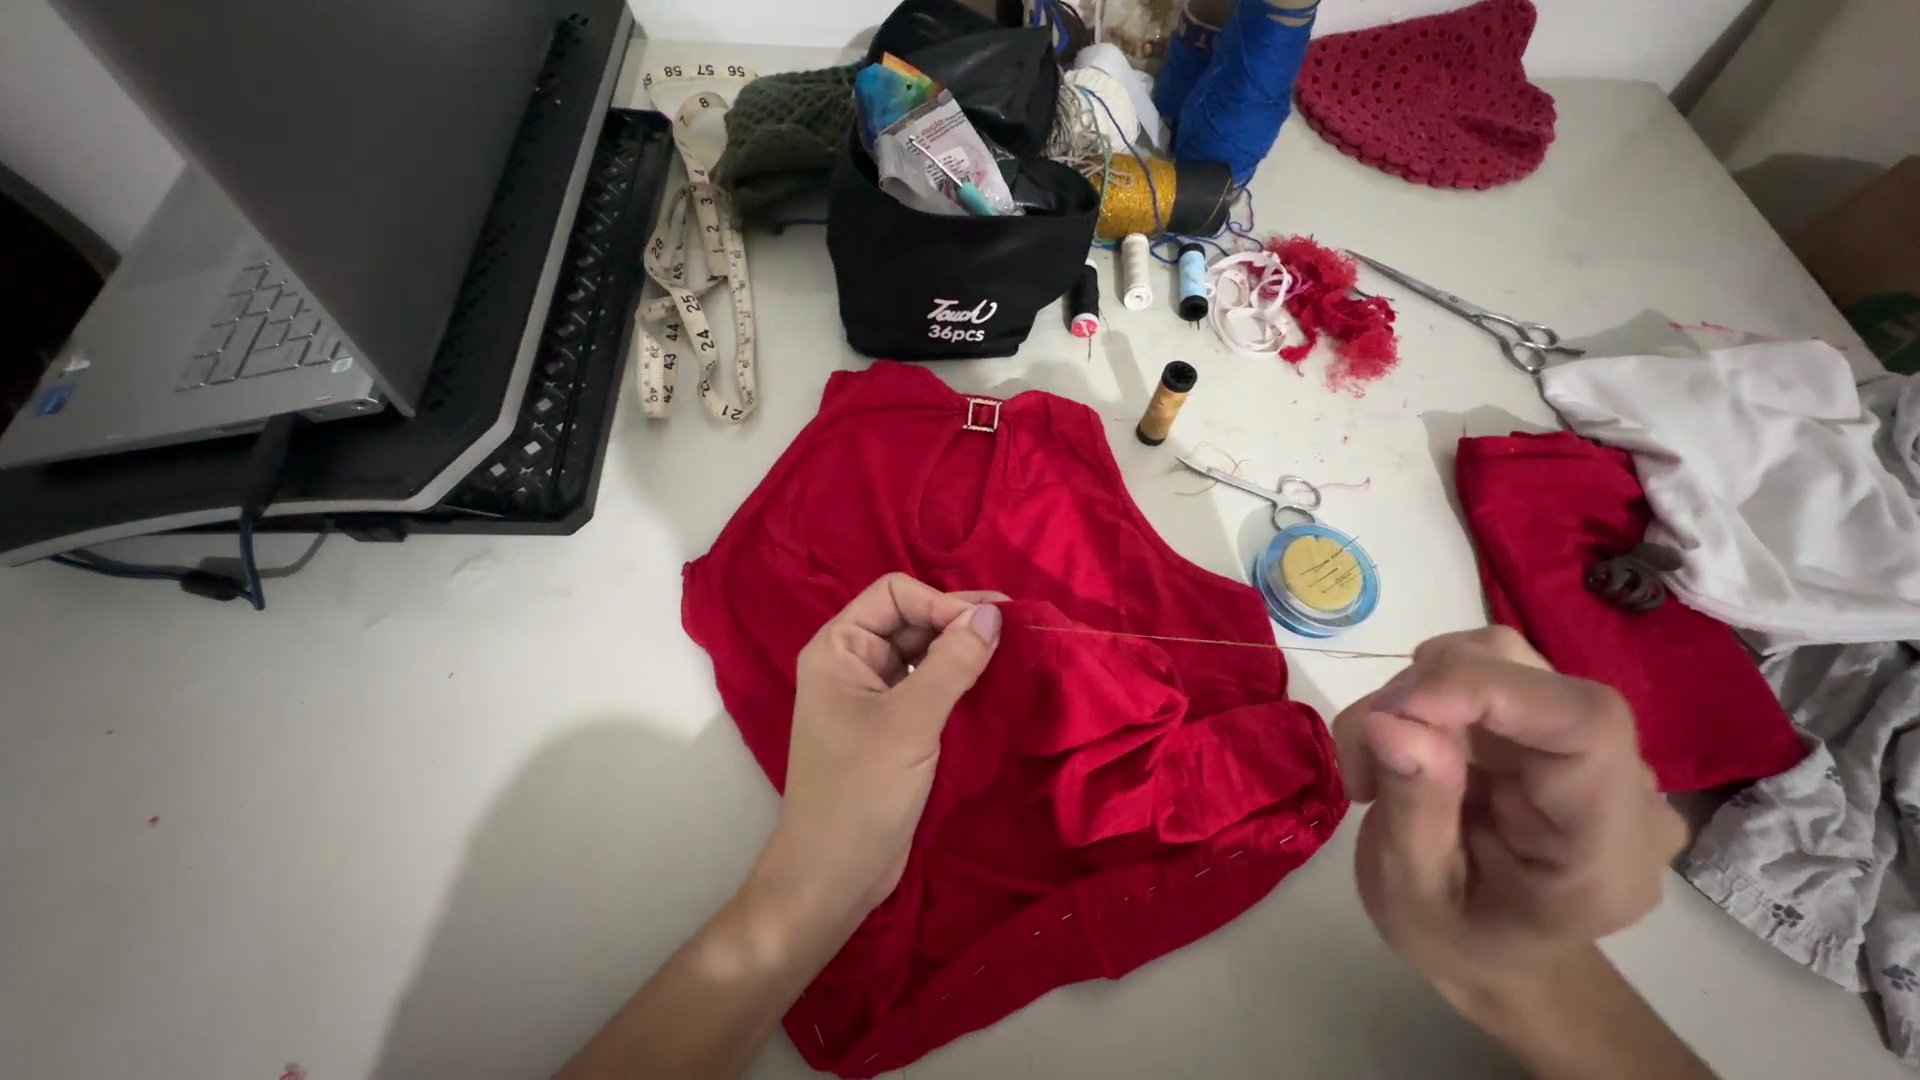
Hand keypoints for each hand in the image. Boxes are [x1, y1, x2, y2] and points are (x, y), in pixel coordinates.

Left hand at [752, 573, 1004, 927]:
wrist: (832, 877)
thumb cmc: (859, 794)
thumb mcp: (910, 724)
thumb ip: (952, 665)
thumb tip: (993, 615)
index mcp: (838, 648)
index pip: (895, 595)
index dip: (942, 604)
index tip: (988, 630)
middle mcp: (853, 662)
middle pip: (912, 619)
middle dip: (958, 621)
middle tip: (1016, 629)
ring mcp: (873, 695)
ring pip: (924, 652)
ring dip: (963, 650)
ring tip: (1011, 652)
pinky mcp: (893, 725)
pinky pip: (929, 685)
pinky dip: (960, 680)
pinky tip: (993, 684)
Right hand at [1334, 627, 1686, 1014]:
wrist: (1495, 952)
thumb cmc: (1456, 940)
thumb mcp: (1414, 898)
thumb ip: (1414, 813)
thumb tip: (1390, 721)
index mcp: (1606, 847)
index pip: (1583, 724)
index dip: (1485, 689)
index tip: (1392, 711)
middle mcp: (1616, 783)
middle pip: (1529, 678)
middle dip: (1423, 695)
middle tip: (1362, 756)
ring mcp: (1581, 748)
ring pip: (1497, 660)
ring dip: (1413, 695)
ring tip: (1376, 763)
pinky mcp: (1543, 727)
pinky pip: (1479, 673)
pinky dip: (1420, 696)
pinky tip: (1401, 749)